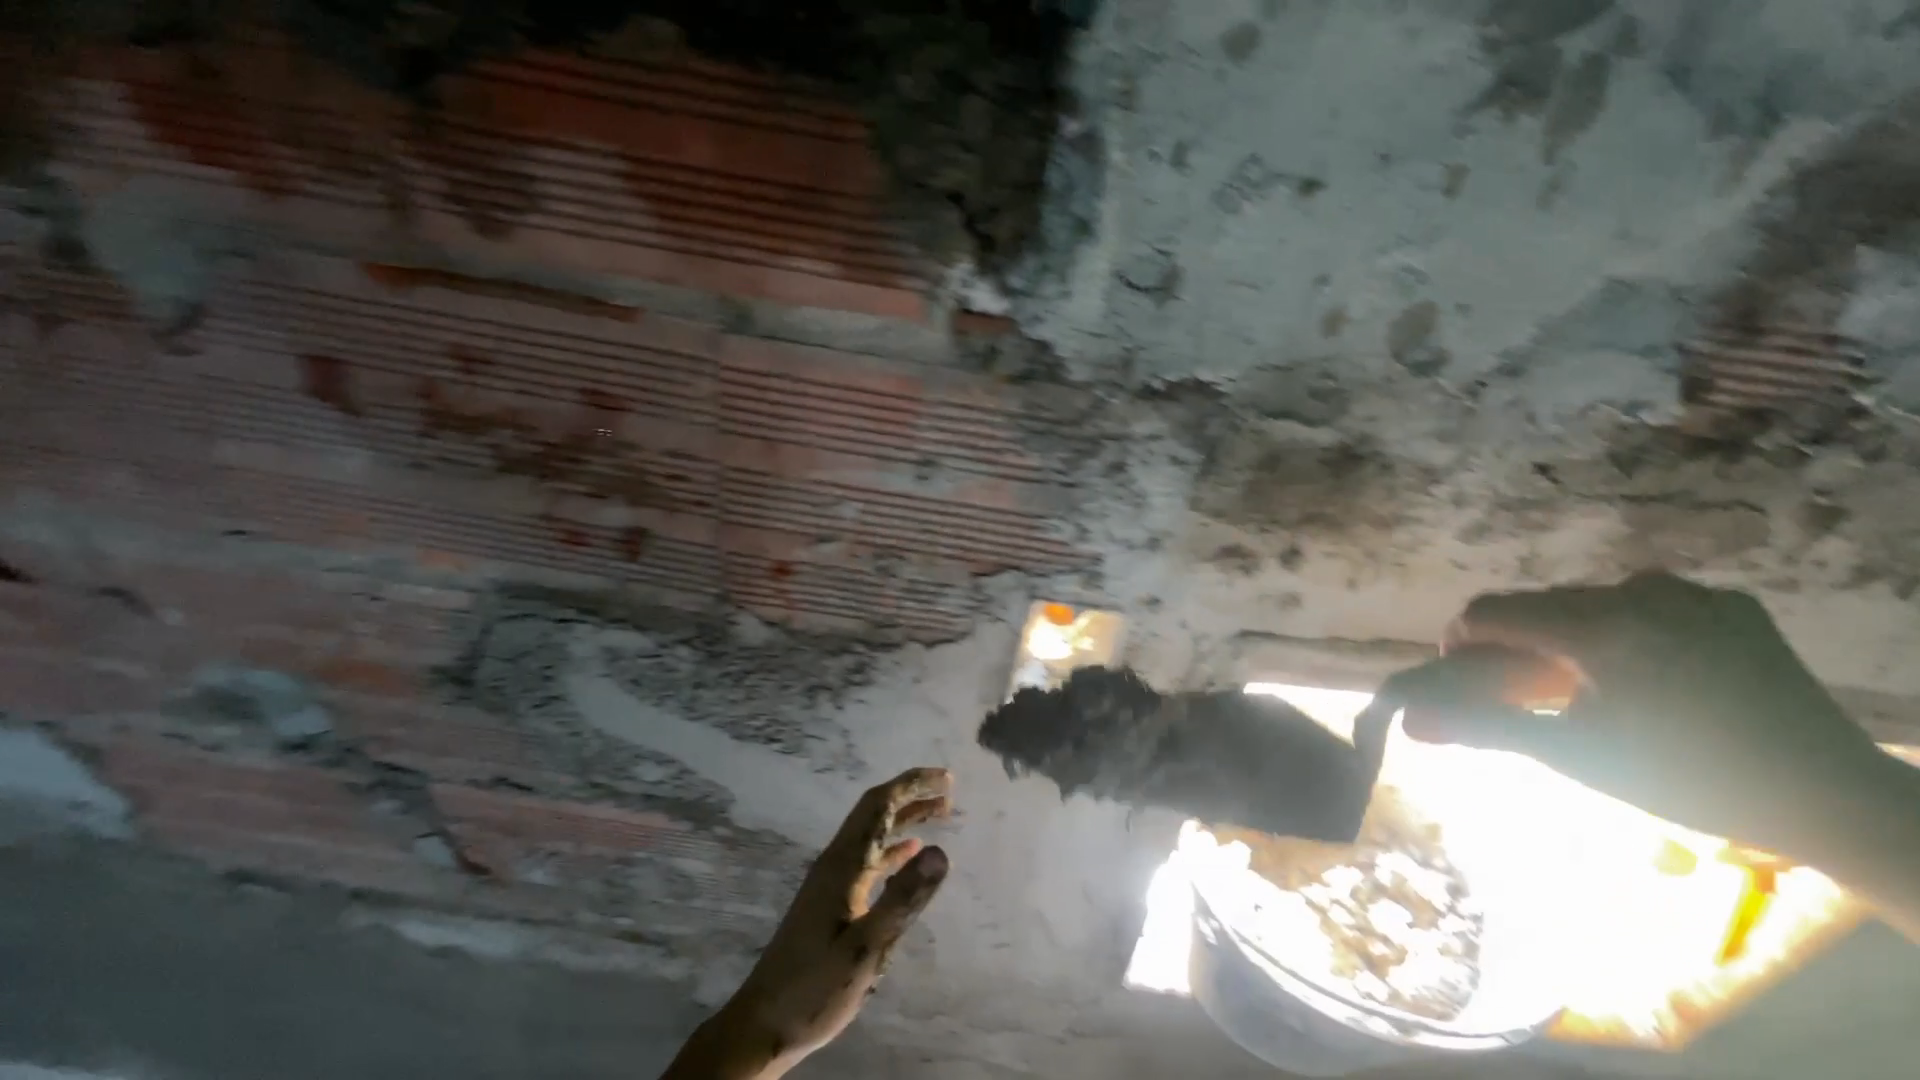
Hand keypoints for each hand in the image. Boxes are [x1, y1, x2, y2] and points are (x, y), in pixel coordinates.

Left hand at [670, 767, 952, 1079]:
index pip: (879, 805)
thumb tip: (940, 851)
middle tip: (949, 791)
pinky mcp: (832, 902)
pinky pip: (868, 860)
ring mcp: (832, 883)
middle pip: (874, 813)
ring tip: (939, 815)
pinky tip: (908, 854)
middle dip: (911, 795)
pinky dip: (893, 849)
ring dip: (904, 819)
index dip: (912, 784)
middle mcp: (835, 864)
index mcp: (842, 865)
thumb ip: (903, 899)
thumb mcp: (866, 948)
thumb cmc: (815, 988)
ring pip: (872, 834)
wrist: (764, 1025)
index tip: (946, 778)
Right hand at [1398, 572, 1889, 856]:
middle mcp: (1638, 591)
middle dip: (1514, 648)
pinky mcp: (1728, 603)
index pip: (1489, 612)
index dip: (1462, 645)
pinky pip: (1643, 605)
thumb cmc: (1683, 781)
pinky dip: (1620, 634)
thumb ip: (1483, 725)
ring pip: (1586, 603)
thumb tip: (1407, 721)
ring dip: (1565, 640)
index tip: (1468, 682)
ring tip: (1588, 692)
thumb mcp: (1572, 753)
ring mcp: (1689, 593)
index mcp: (1597, 626)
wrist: (1829, 798)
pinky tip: (1645, 678)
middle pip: (1536, 607)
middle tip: (1526, 698)